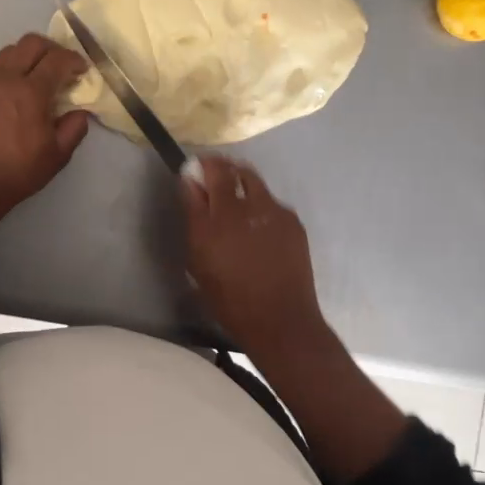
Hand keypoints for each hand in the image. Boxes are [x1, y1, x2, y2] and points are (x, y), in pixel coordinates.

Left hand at [0, 34, 93, 240]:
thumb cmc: (20, 170)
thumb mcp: (58, 154)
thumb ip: (74, 127)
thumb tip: (80, 111)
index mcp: (31, 92)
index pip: (57, 59)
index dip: (74, 60)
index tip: (83, 70)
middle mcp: (8, 78)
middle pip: (32, 43)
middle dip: (53, 48)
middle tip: (63, 65)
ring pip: (11, 49)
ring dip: (30, 53)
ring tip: (41, 72)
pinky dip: (14, 64)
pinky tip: (21, 84)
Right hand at [182, 156, 325, 354]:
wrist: (280, 319)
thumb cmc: (229, 297)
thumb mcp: (198, 260)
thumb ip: (194, 216)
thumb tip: (190, 183)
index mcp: (220, 214)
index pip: (212, 171)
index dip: (202, 165)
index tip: (194, 168)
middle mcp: (249, 205)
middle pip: (236, 170)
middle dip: (223, 169)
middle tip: (213, 182)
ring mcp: (276, 212)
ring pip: (256, 185)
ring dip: (242, 187)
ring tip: (237, 208)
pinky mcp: (294, 223)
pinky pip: (272, 205)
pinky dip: (260, 208)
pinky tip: (257, 230)